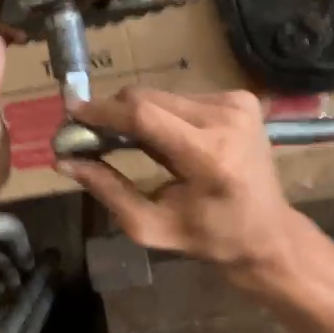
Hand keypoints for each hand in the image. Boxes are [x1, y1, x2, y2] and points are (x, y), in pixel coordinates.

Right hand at [56, 88, 315, 280]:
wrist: (269, 233)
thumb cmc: (209, 237)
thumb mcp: (150, 225)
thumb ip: (106, 189)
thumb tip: (64, 161)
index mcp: (209, 156)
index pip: (143, 116)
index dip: (103, 111)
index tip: (72, 113)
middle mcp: (226, 120)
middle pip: (148, 98)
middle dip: (113, 113)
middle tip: (90, 134)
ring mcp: (237, 105)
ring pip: (161, 95)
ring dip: (137, 114)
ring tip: (126, 142)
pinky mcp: (241, 99)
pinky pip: (180, 97)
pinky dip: (162, 114)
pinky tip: (163, 140)